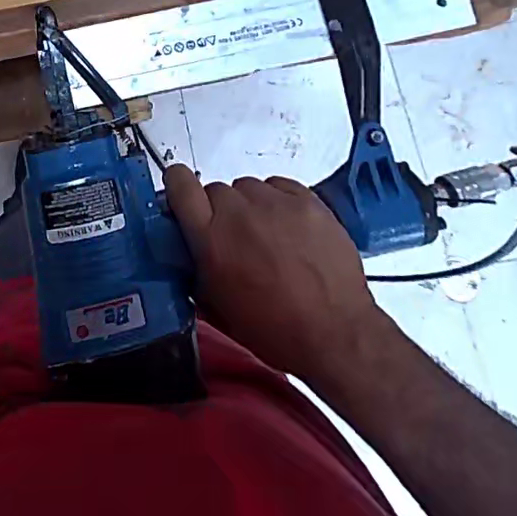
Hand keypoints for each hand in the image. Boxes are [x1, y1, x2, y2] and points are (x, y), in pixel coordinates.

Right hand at [163, 164, 387, 380]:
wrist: (337, 333)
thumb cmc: (274, 329)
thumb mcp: (216, 306)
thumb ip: (194, 267)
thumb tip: (187, 248)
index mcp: (210, 237)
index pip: (179, 182)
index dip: (179, 188)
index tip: (185, 202)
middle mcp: (238, 210)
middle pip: (216, 189)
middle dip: (221, 212)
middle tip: (237, 241)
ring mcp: (275, 201)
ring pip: (249, 188)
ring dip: (251, 207)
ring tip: (270, 238)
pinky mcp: (307, 199)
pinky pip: (280, 187)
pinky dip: (280, 202)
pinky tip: (290, 230)